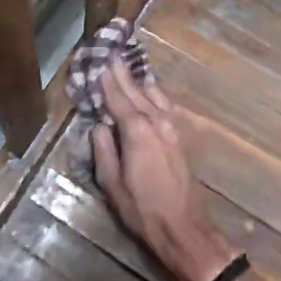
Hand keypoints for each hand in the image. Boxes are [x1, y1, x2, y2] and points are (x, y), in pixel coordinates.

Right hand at [91, 60, 239, 280]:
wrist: (183, 227)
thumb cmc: (142, 209)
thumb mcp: (112, 182)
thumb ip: (103, 149)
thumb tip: (98, 126)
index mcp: (137, 131)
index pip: (117, 97)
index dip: (105, 79)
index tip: (97, 60)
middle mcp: (156, 122)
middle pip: (135, 91)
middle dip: (121, 73)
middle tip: (109, 53)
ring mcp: (172, 128)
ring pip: (153, 95)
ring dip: (138, 80)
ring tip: (127, 64)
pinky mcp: (180, 137)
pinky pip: (164, 106)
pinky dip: (153, 93)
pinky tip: (150, 88)